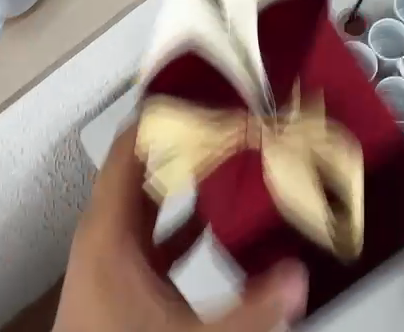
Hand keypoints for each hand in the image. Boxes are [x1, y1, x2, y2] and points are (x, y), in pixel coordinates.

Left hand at [54, 123, 308, 331]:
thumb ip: (250, 307)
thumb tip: (298, 278)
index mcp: (108, 231)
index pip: (132, 146)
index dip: (167, 117)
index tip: (205, 97)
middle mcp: (105, 235)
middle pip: (143, 167)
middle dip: (185, 143)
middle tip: (226, 121)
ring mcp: (111, 258)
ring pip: (149, 200)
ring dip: (185, 180)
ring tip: (227, 157)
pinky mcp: (122, 280)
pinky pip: (153, 233)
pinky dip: (182, 220)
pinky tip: (215, 218)